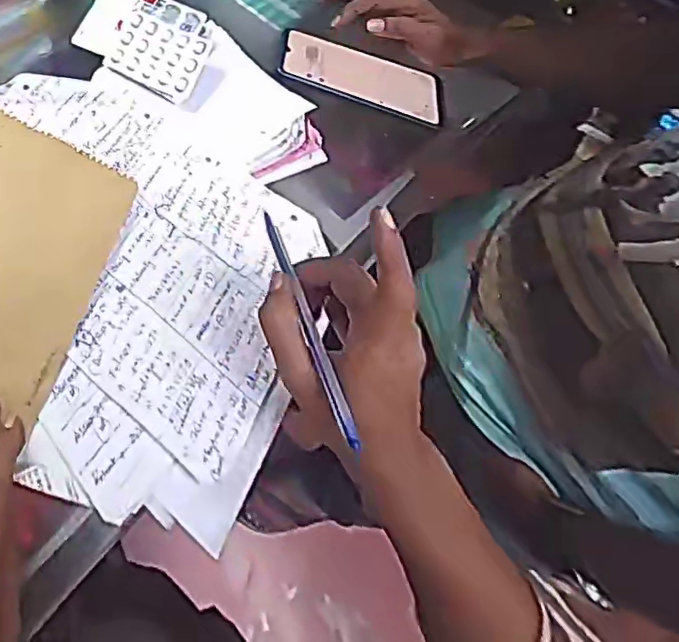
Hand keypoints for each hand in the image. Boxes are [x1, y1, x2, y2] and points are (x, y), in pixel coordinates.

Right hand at [259, 207, 426, 457]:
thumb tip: (277, 284)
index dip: (387, 246)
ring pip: (362, 293)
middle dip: (318, 278)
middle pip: (358, 281)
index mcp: (381, 338)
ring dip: (327, 292)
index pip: (392, 281)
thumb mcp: (299, 379)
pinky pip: (368, 309)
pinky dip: (340, 307)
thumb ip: (281, 327)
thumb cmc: (345, 423)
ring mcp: (402, 338)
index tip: (380, 216)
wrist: (388, 462)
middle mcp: (398, 332)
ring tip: (300, 317)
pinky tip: (319, 329)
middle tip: (288, 299)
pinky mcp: (398, 345)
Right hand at [307, 0, 484, 66]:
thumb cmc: (446, 44)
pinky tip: (336, 1)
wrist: (463, 46)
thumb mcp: (425, 39)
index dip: (350, 10)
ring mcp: (395, 0)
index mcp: (404, 1)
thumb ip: (398, 29)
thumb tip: (371, 24)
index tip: (336, 24)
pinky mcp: (391, 8)